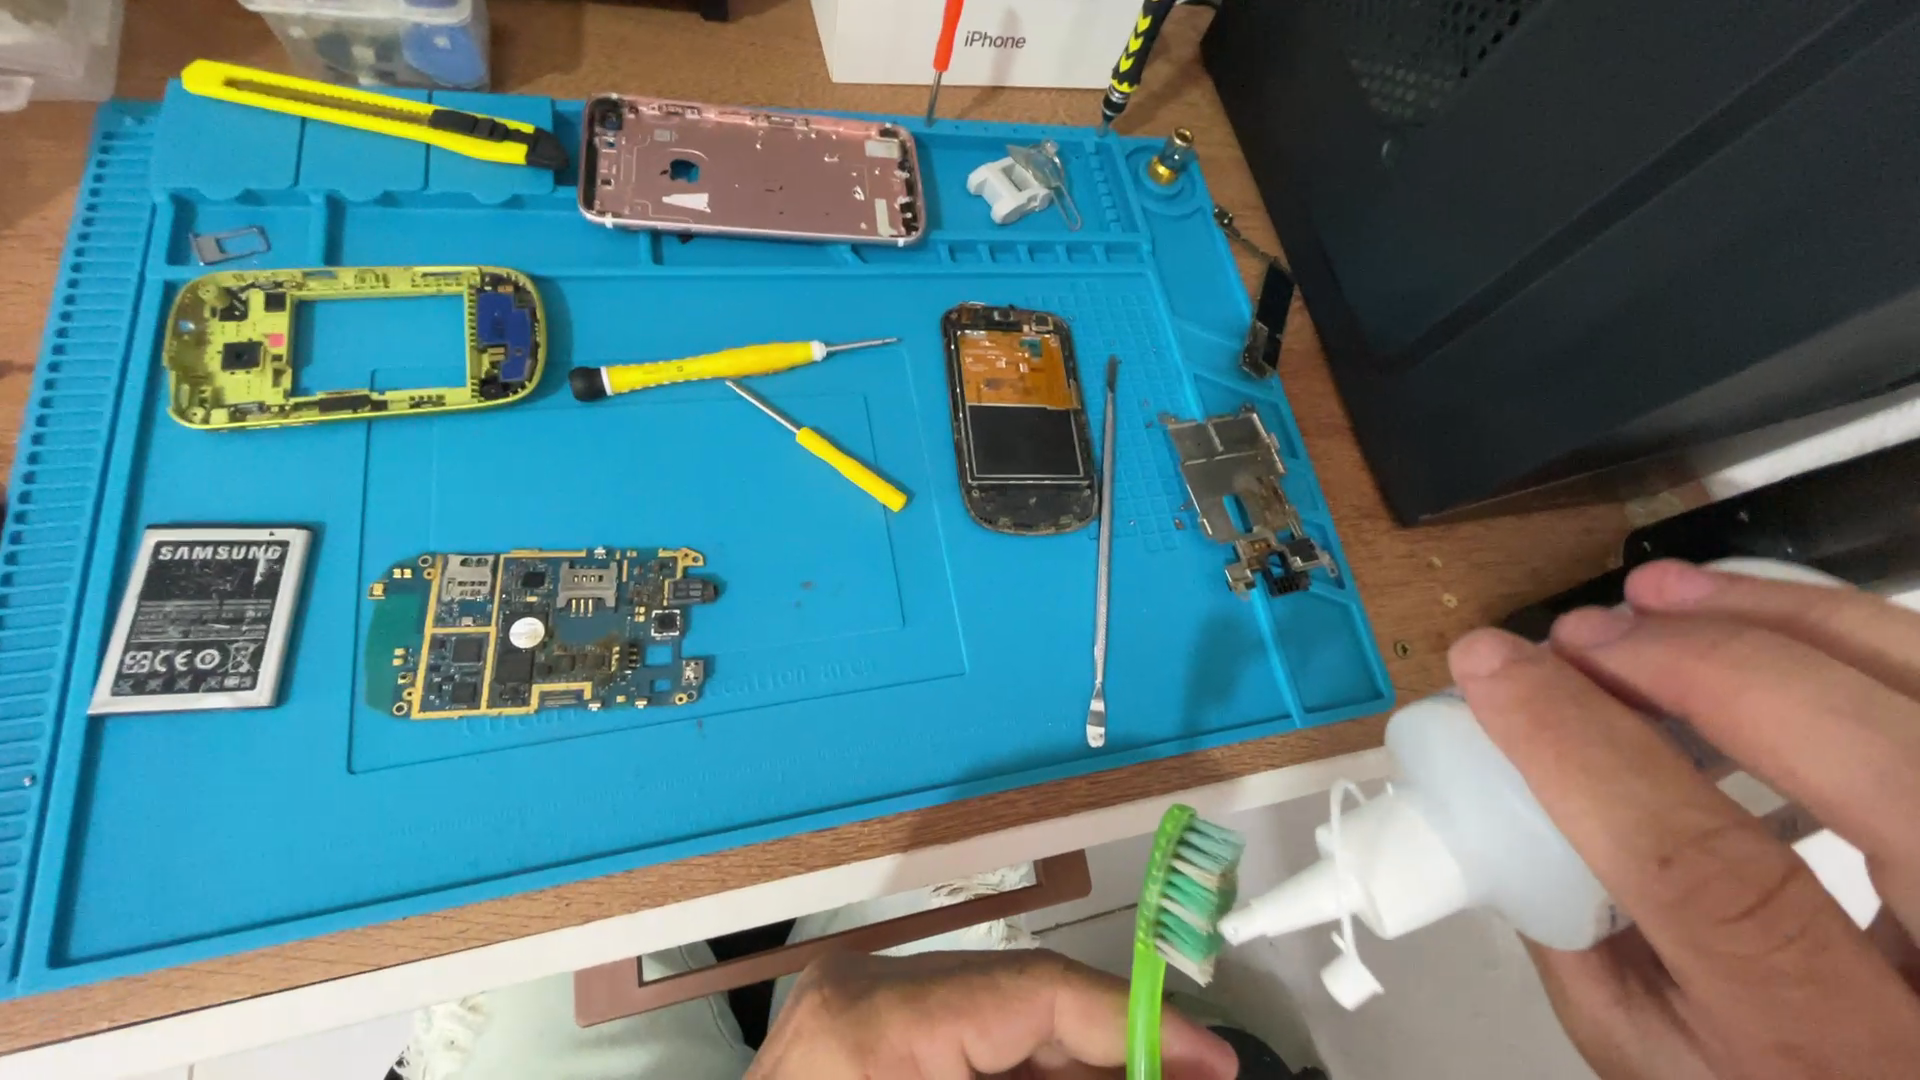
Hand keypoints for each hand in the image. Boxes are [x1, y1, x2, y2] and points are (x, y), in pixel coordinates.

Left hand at [747, 950, 1238, 1079]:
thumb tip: (1151, 1074)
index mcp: (879, 1018)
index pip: (1034, 989)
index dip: (1133, 1020)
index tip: (1209, 1056)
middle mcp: (869, 986)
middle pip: (1025, 999)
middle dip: (1114, 1046)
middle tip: (1197, 1074)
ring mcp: (862, 1000)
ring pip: (1000, 1016)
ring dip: (1075, 1058)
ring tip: (1146, 1075)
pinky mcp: (865, 1022)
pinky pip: (967, 1036)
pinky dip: (1027, 1066)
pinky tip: (1080, 1077)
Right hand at [1449, 560, 1919, 1078]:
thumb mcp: (1647, 1052)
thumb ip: (1571, 922)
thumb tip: (1513, 765)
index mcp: (1839, 1055)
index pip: (1710, 872)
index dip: (1583, 745)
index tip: (1493, 665)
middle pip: (1889, 778)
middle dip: (1706, 668)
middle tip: (1584, 632)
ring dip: (1792, 622)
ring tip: (1659, 592)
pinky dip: (1860, 636)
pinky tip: (1767, 616)